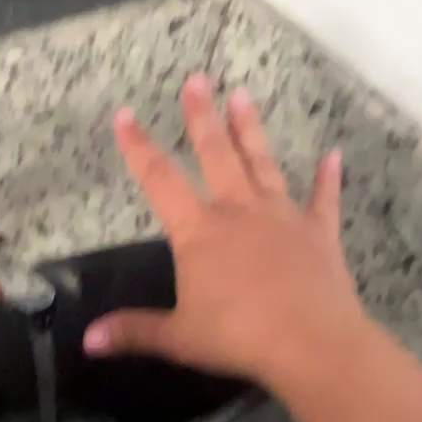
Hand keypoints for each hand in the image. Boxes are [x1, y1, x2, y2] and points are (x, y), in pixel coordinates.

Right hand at [83, 74, 368, 386]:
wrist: (310, 342)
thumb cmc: (237, 336)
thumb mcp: (178, 337)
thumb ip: (134, 331)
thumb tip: (88, 340)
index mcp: (198, 233)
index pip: (159, 180)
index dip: (138, 147)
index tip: (125, 114)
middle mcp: (237, 212)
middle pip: (216, 154)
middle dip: (201, 116)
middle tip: (197, 79)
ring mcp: (281, 218)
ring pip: (263, 164)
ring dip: (251, 130)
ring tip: (242, 95)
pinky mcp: (318, 234)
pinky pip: (322, 200)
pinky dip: (327, 179)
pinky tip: (333, 157)